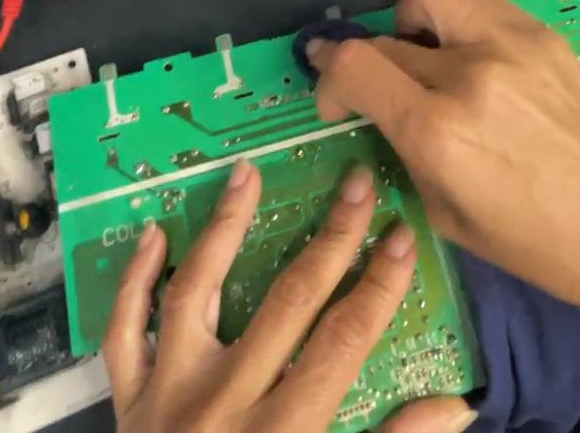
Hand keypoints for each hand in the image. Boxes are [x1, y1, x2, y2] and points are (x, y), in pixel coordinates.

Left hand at [104, 157, 471, 432]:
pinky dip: (133, 281)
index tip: (403, 235)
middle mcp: (224, 402)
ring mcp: (167, 395)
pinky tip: (153, 232)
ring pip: (195, 293)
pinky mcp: (128, 401)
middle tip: (358, 184)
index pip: (344, 342)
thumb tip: (457, 406)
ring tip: (245, 173)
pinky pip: (122, 331)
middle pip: (288, 302)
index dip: (379, 287)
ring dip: (223, 229)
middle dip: (332, 239)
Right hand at [308, 0, 579, 371]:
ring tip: (429, 57)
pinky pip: (477, 2)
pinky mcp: (540, 32)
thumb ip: (407, 152)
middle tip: (382, 88)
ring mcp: (509, 43)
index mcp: (440, 131)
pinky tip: (475, 56)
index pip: (355, 67)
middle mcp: (468, 73)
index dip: (328, 78)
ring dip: (412, 21)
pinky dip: (458, 20)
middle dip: (368, 63)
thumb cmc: (540, 244)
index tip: (334, 99)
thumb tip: (382, 109)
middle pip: (387, 36)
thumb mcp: (448, 216)